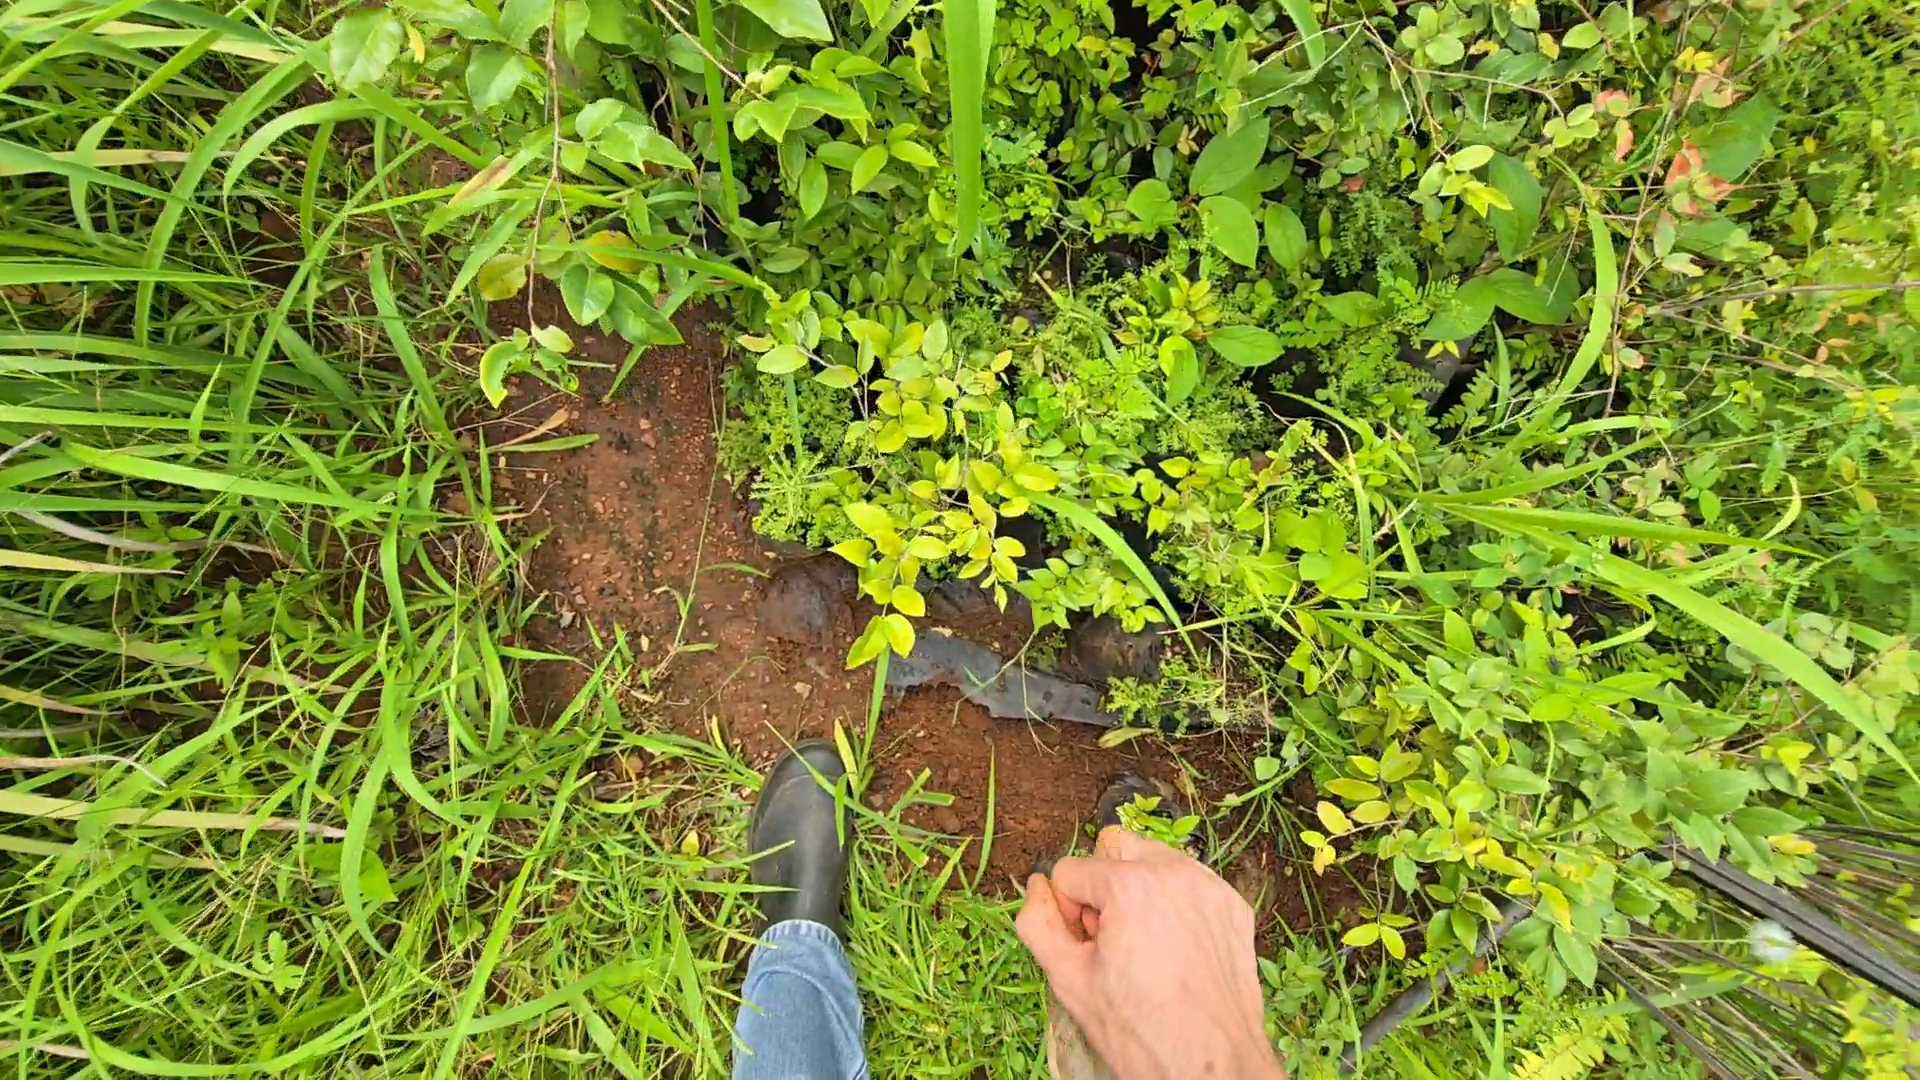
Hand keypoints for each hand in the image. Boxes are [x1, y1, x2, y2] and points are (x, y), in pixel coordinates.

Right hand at [1017, 827, 1284, 1079]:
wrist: (1214, 1073)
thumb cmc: (1142, 1034)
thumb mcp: (1069, 980)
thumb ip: (1037, 923)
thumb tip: (1036, 886)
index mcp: (1129, 884)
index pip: (1069, 871)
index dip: (1068, 912)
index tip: (1088, 949)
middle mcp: (1171, 871)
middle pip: (1112, 846)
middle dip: (1102, 884)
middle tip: (1113, 936)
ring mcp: (1207, 885)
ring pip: (1151, 856)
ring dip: (1137, 886)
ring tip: (1143, 941)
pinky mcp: (1232, 903)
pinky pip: (1187, 879)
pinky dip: (1172, 901)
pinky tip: (1174, 946)